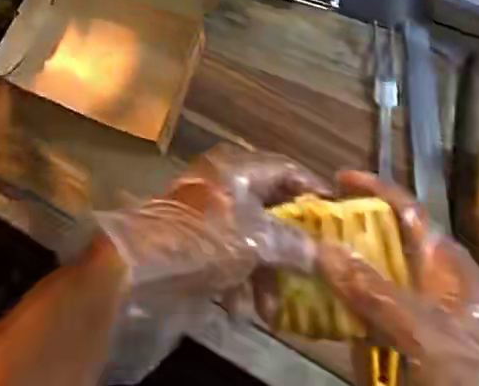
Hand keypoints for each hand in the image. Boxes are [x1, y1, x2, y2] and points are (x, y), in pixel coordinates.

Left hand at [91, 145, 325, 382]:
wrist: (138, 268)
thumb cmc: (201, 240)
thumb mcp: (254, 239)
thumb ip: (293, 243)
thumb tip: (325, 252)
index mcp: (236, 167)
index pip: (285, 168)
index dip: (314, 191)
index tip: (341, 219)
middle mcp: (223, 185)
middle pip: (272, 209)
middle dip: (293, 245)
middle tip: (319, 274)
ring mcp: (207, 217)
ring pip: (253, 241)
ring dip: (268, 274)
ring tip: (274, 309)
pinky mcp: (194, 247)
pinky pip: (230, 261)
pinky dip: (240, 283)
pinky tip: (240, 310)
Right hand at [314, 172, 478, 385]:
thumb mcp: (428, 334)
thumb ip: (375, 291)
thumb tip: (323, 247)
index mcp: (448, 267)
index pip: (409, 212)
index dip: (375, 189)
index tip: (336, 178)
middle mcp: (435, 287)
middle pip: (385, 246)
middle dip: (347, 234)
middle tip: (307, 227)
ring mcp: (424, 325)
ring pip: (374, 286)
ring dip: (341, 278)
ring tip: (303, 266)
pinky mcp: (413, 357)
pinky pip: (371, 325)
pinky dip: (346, 318)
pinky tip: (318, 317)